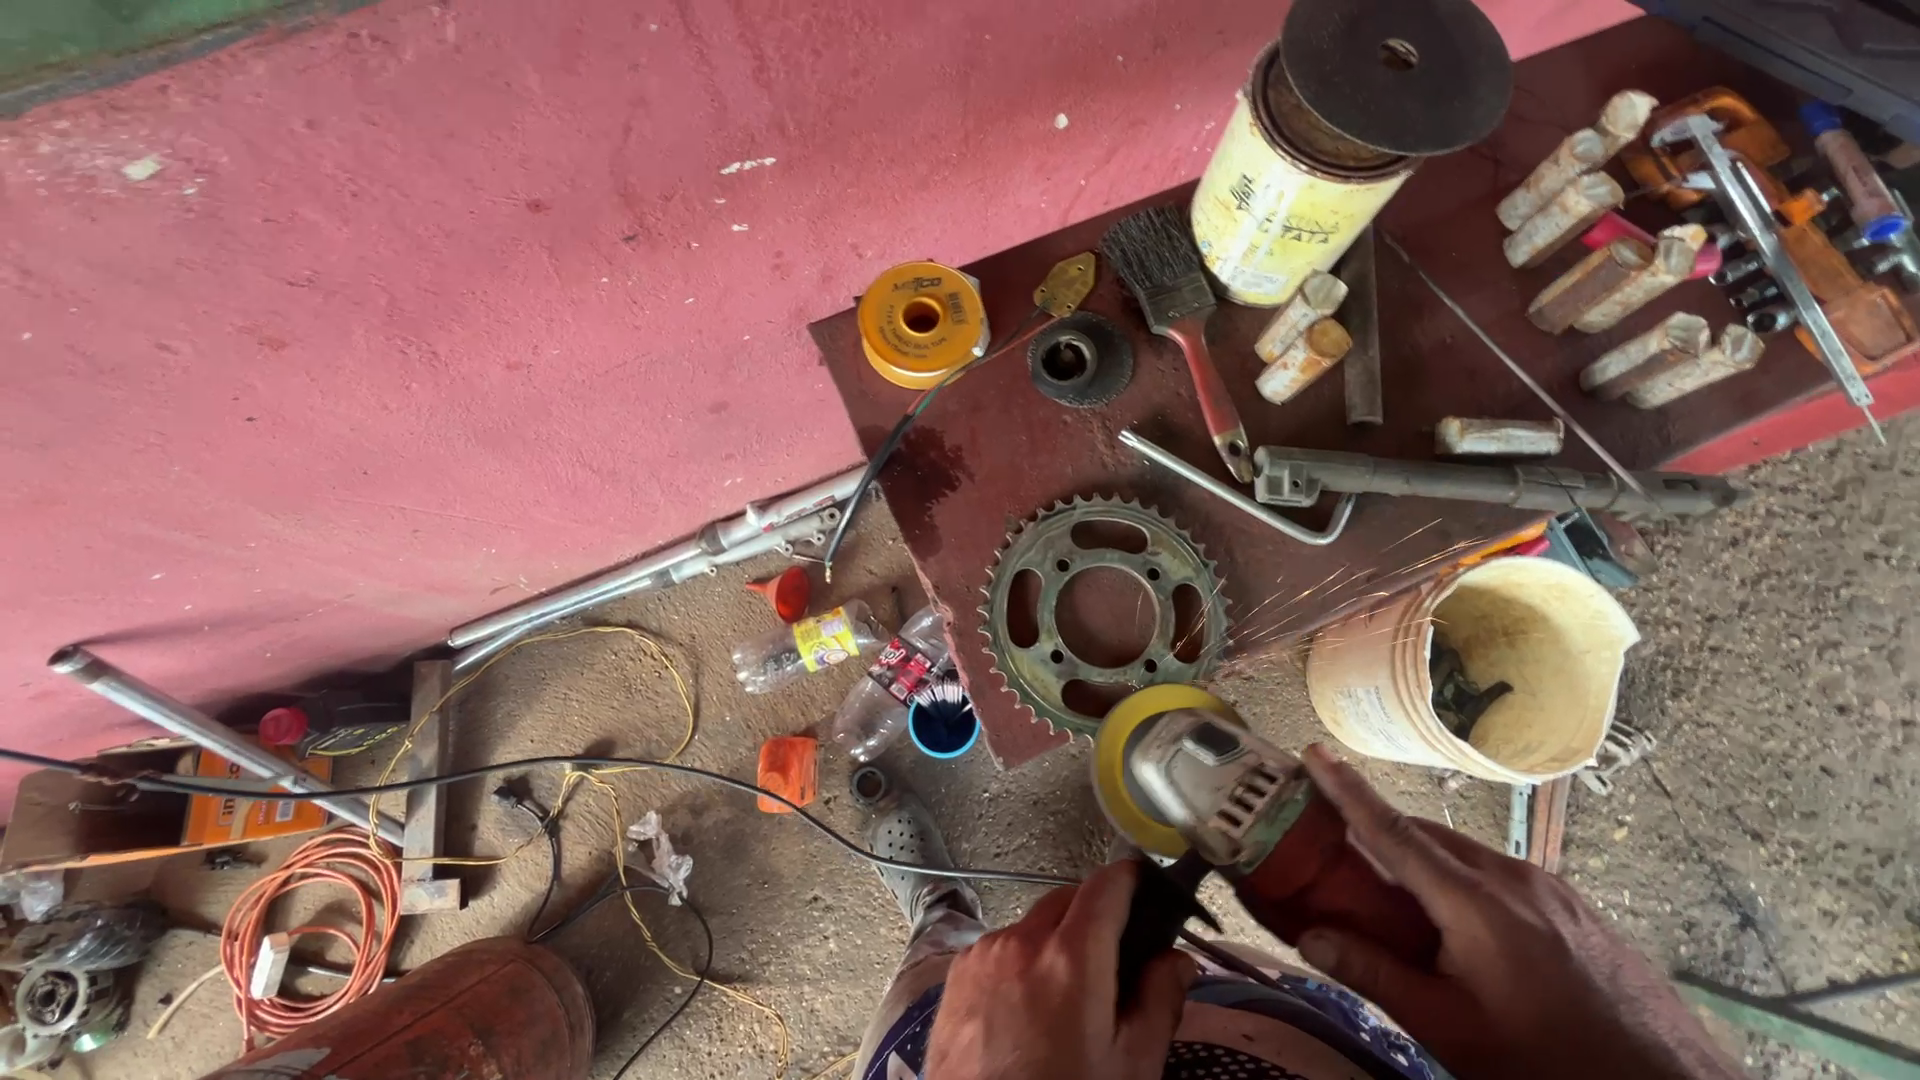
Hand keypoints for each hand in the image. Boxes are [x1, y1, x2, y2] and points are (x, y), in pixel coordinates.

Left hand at [923, 860, 1196, 1079]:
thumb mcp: (1129, 1066)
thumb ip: (1160, 1002)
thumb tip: (1178, 959)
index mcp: (1071, 958)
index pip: (1106, 886)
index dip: (1129, 877)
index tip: (1144, 881)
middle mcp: (1024, 941)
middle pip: (1068, 899)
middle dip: (1095, 914)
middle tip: (1114, 956)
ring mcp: (985, 952)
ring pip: (1033, 923)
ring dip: (1055, 939)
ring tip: (1067, 993)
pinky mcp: (958, 971)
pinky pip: (1001, 946)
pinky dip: (1021, 959)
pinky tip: (1027, 1004)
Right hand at [1293, 745, 1740, 1079]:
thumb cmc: (1546, 1063)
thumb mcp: (1449, 1029)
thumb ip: (1375, 975)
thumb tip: (1307, 937)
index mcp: (1473, 903)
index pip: (1393, 831)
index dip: (1347, 790)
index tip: (1315, 752)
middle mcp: (1511, 878)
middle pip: (1425, 836)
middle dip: (1379, 834)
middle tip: (1340, 852)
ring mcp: (1549, 888)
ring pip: (1463, 855)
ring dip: (1422, 864)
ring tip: (1403, 906)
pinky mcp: (1575, 906)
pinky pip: (1499, 875)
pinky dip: (1462, 882)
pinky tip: (1466, 930)